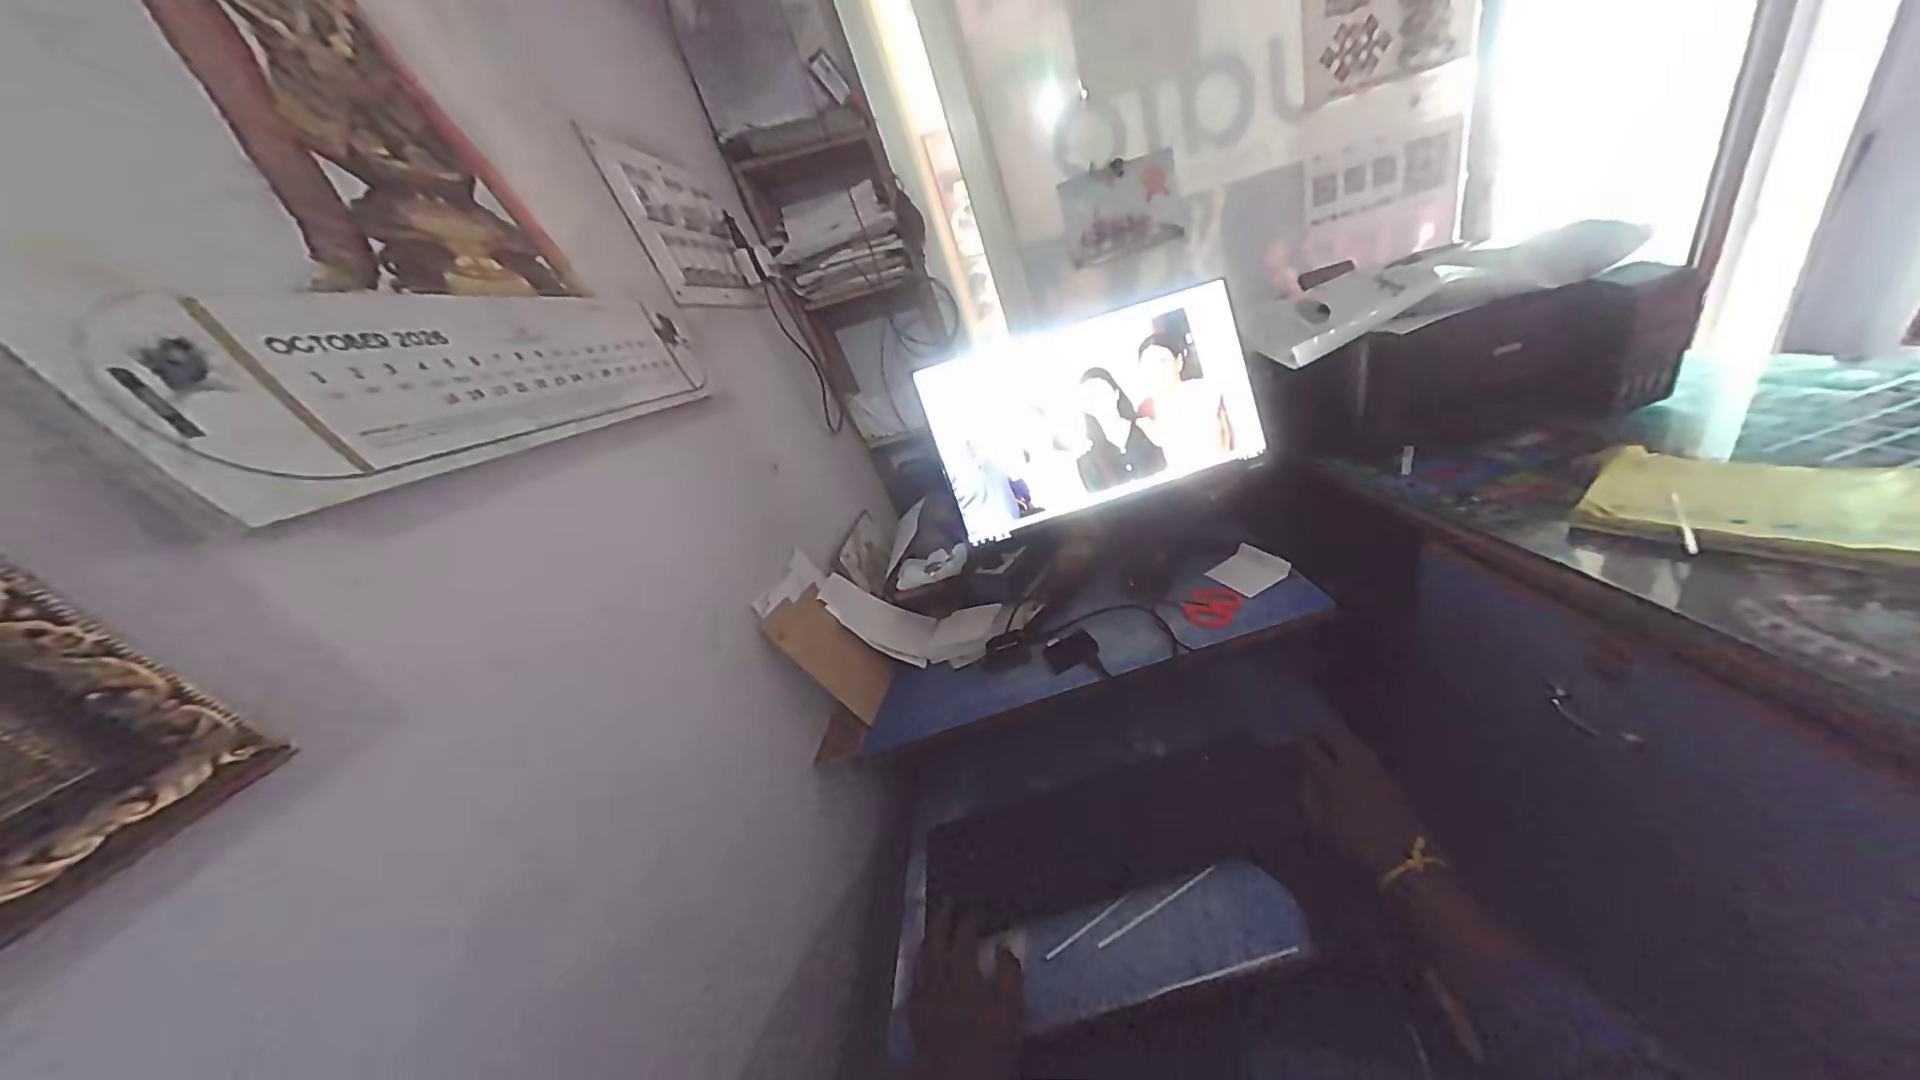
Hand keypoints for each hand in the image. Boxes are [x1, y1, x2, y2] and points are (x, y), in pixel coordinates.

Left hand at [909, 904, 1023, 1079]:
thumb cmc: (992, 1047)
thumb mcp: (1012, 1009)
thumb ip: (1009, 972)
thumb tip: (1002, 945)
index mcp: (962, 972)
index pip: (964, 934)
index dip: (970, 917)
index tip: (978, 907)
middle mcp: (937, 978)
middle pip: (935, 939)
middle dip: (941, 916)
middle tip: (948, 901)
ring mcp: (922, 997)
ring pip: (920, 957)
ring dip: (928, 937)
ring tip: (934, 926)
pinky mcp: (915, 1017)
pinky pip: (913, 980)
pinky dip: (919, 964)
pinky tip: (923, 965)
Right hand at [1300, 721, 1433, 880]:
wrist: (1405, 862)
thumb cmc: (1353, 846)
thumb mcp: (1317, 824)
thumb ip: (1306, 794)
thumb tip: (1303, 773)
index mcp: (1330, 774)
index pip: (1308, 745)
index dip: (1298, 741)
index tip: (1291, 742)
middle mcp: (1354, 764)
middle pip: (1334, 735)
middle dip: (1320, 734)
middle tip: (1311, 739)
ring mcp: (1376, 769)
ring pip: (1353, 743)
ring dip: (1339, 741)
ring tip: (1329, 749)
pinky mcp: (1392, 779)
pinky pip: (1366, 756)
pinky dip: (1355, 754)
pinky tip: (1350, 765)